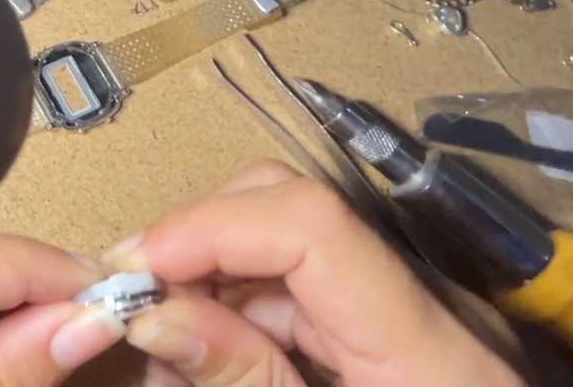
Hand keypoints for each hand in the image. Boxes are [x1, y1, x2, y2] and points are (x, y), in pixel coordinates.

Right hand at [102, 161, 522, 386]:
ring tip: (158, 321)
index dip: (209, 226)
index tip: (138, 266)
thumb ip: (245, 381)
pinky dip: (238, 295)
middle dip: (196, 234)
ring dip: (207, 264)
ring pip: (282, 232)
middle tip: (134, 286)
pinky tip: (206, 337)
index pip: (310, 224)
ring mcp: (414, 307)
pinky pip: (299, 277)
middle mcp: (430, 304)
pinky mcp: (396, 323)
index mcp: (437, 350)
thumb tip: (152, 312)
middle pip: (289, 204)